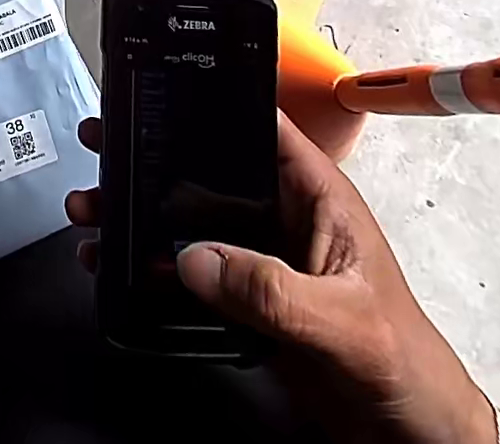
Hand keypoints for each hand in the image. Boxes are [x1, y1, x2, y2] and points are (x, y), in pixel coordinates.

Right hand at [65, 114, 499, 443]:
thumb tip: (196, 260)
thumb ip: (273, 290)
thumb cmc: (404, 365)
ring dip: (138, 209)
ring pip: (185, 215)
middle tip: (104, 142)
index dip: (211, 103)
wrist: (406, 435)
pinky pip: (184, 265)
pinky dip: (147, 260)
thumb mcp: (342, 321)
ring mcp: (257, 252)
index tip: (157, 90)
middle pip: (205, 168)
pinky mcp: (241, 292)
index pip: (259, 126)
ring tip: (92, 205)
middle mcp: (279, 213)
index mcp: (313, 194)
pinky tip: (114, 260)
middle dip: (151, 153)